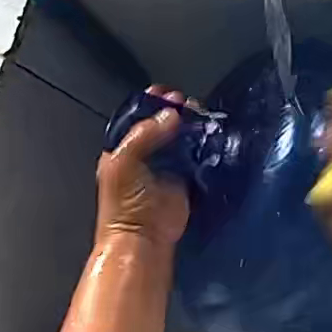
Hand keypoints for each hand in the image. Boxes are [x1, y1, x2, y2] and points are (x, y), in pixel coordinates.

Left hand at [95, 86, 191, 249]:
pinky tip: (207, 132)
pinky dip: (202, 142)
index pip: (138, 118)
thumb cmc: (125, 203)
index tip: (165, 92)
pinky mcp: (186, 178)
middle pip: (163, 124)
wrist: (143, 238)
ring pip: (181, 137)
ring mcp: (166, 166)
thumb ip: (144, 134)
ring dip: (190, 124)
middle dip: (174, 111)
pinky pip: (196, 154)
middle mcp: (145, 154)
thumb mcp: (125, 161)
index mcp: (123, 148)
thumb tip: (172, 115)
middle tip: (185, 102)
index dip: (151, 103)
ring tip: (199, 112)